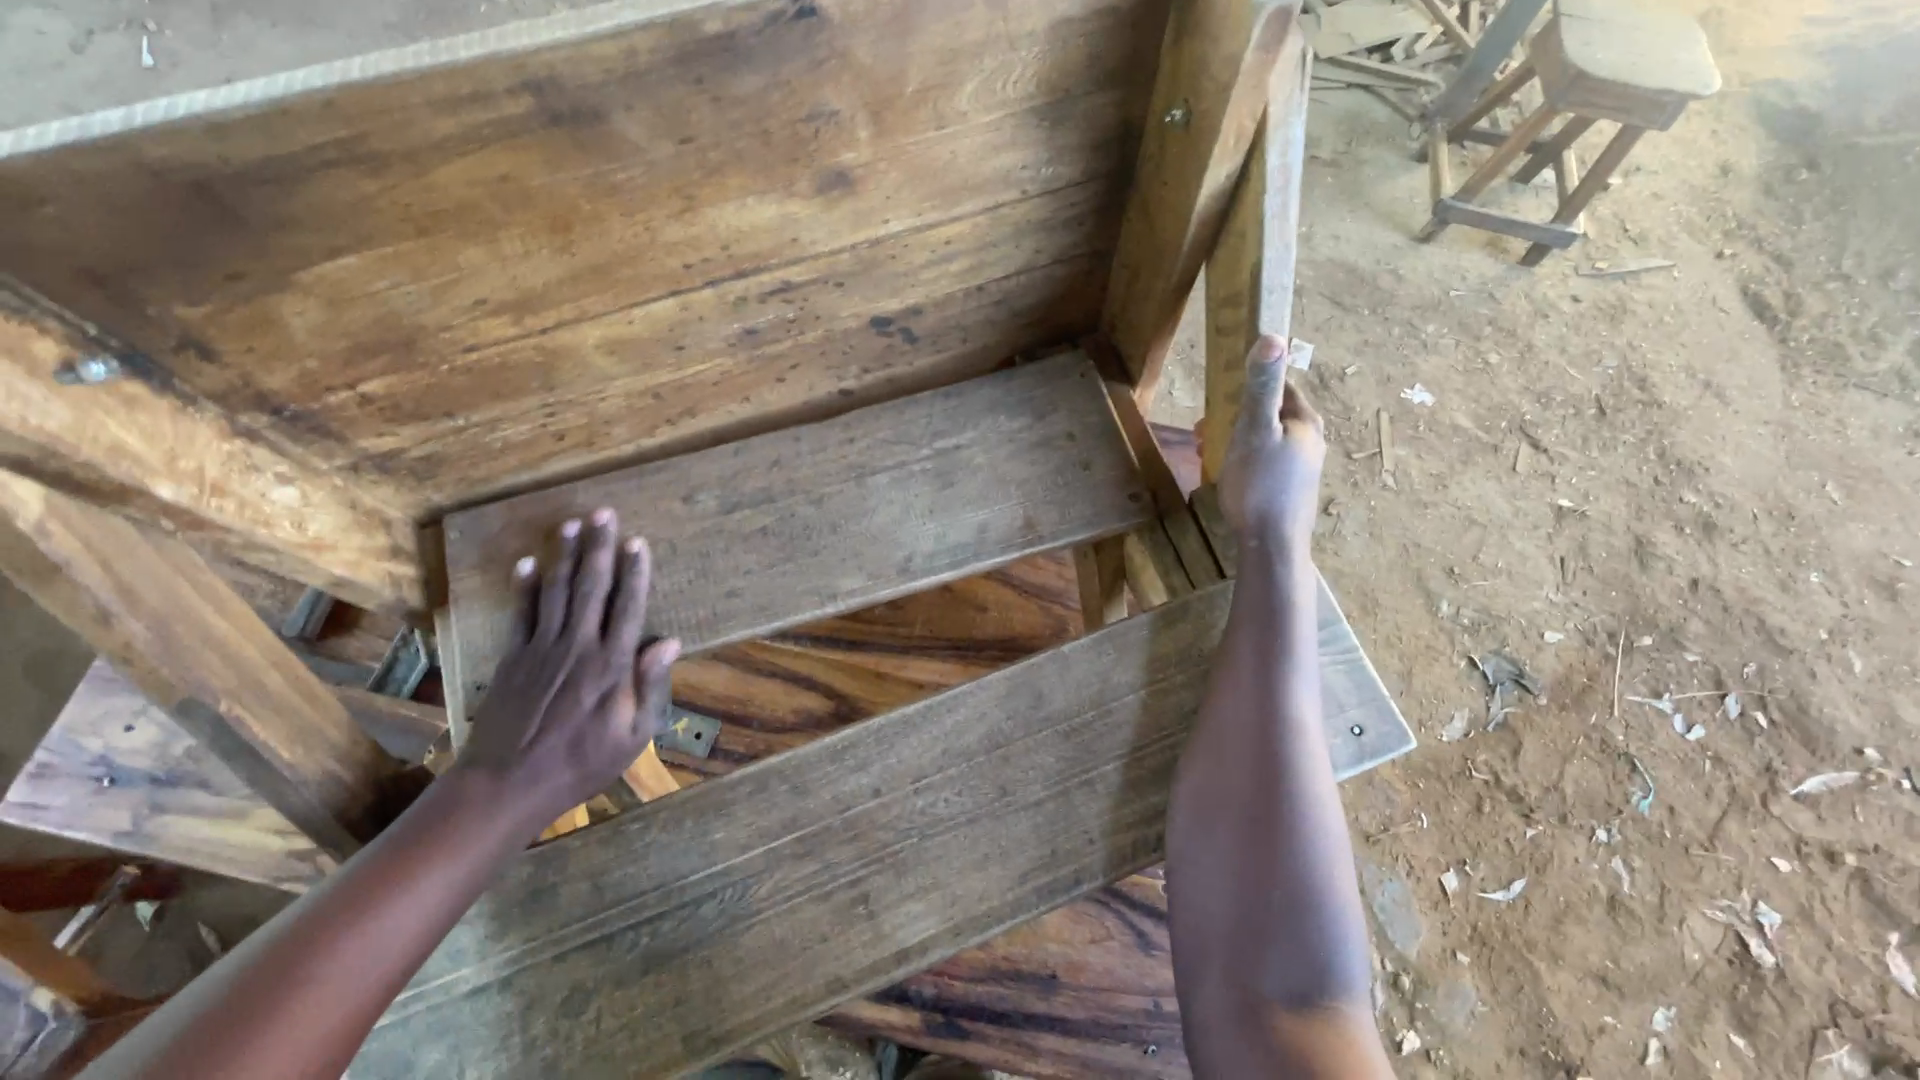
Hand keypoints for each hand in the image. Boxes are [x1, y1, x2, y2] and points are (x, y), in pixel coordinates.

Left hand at [454, 508, 680, 832]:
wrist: (509, 784)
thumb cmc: (583, 763)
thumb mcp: (634, 735)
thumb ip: (651, 686)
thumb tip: (670, 642)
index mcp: (612, 665)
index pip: (628, 607)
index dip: (635, 573)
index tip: (639, 542)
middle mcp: (578, 647)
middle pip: (591, 588)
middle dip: (599, 548)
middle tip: (603, 514)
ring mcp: (542, 649)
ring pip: (557, 592)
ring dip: (565, 556)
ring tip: (571, 525)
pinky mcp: (513, 659)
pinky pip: (522, 614)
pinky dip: (524, 587)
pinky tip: (527, 563)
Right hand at [1218, 335, 1325, 552]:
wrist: (1271, 546)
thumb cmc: (1260, 485)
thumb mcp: (1254, 430)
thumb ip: (1261, 387)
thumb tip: (1272, 337)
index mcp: (1306, 422)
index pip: (1280, 386)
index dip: (1248, 387)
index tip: (1219, 400)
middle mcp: (1311, 442)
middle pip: (1269, 415)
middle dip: (1235, 418)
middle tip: (1204, 432)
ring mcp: (1301, 469)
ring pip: (1264, 441)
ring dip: (1234, 441)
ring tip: (1207, 453)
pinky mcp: (1290, 492)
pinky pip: (1263, 464)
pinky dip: (1242, 462)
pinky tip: (1225, 476)